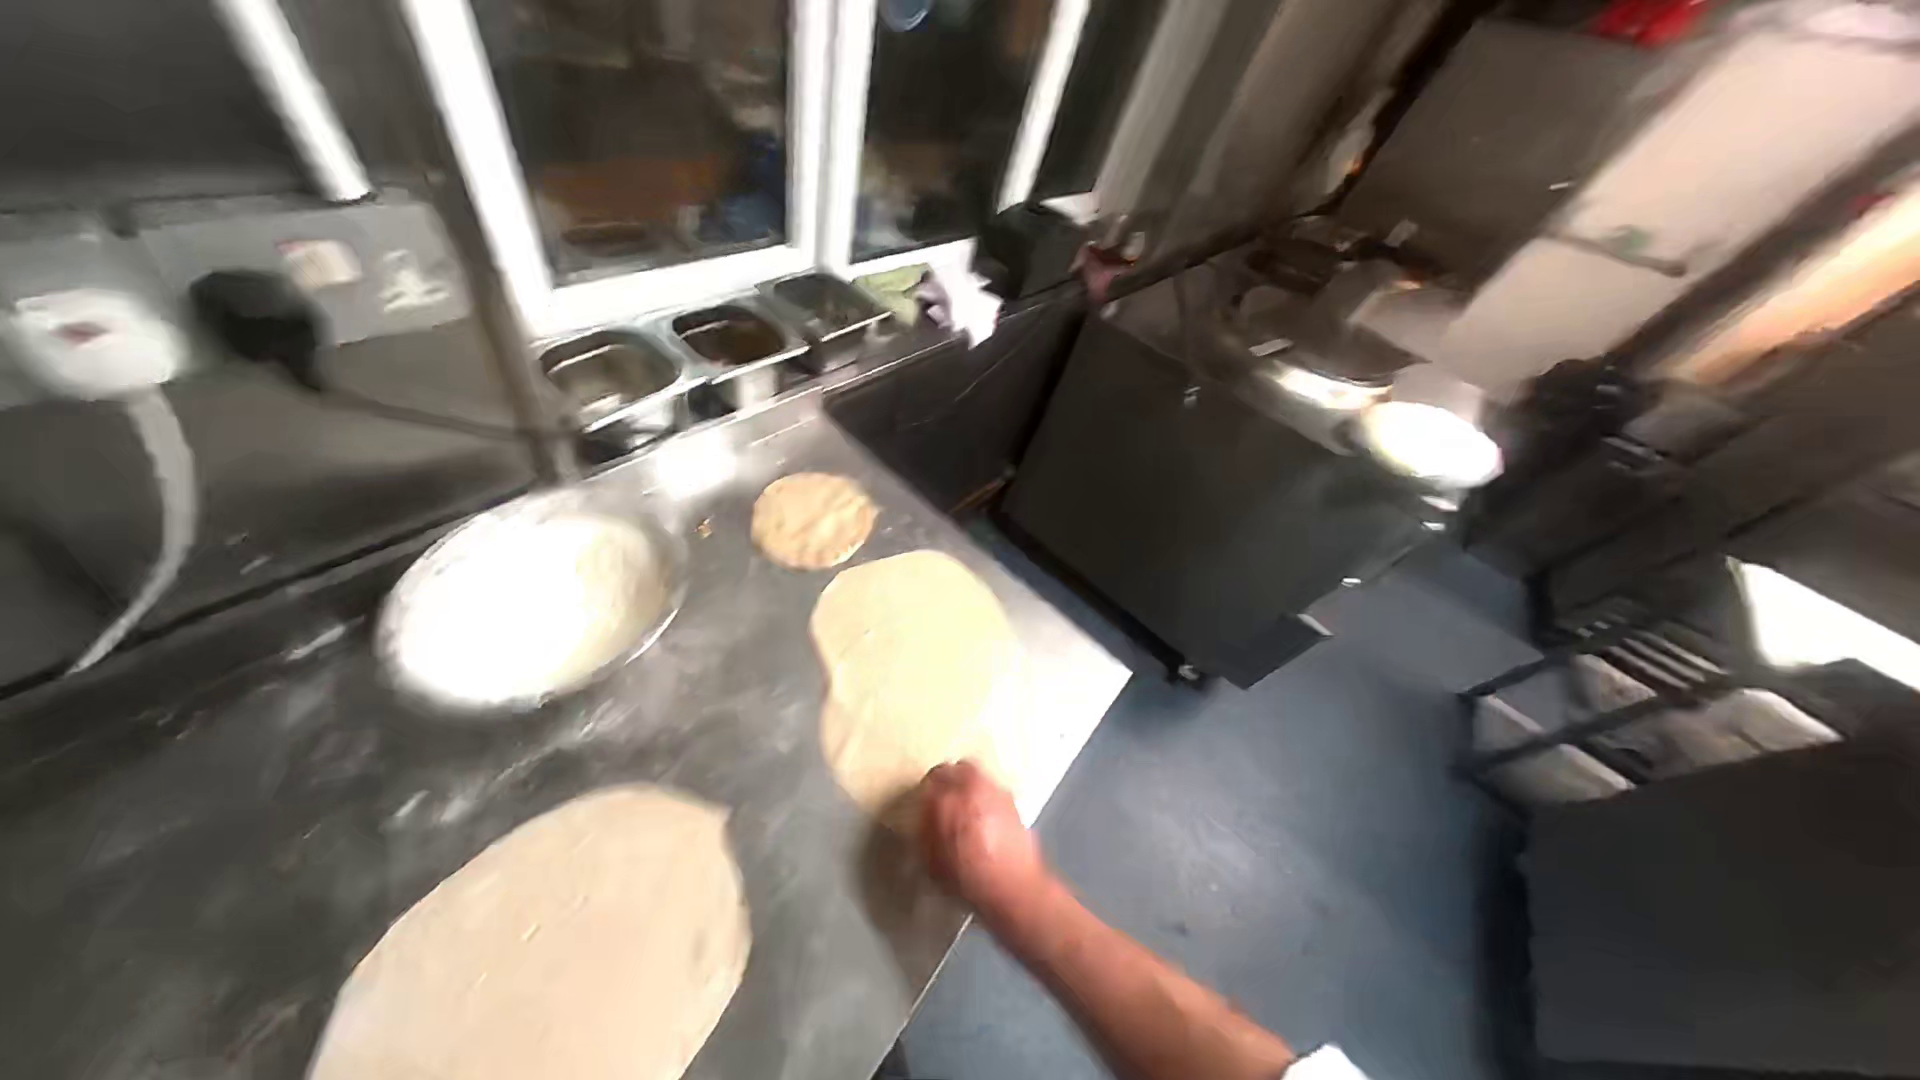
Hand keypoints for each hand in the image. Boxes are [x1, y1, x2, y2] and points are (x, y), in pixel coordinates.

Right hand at [918, 760, 1052, 923]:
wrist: (1014, 889)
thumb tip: (926, 817)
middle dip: (948, 777)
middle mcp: (971, 789)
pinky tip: (984, 813)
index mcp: (945, 803)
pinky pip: (992, 787)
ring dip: (967, 782)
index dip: (926, 790)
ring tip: (965, 801)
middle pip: (955, 768)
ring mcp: (994, 791)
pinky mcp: (1011, 800)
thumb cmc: (969, 882)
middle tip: (944, 793)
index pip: (930, 780)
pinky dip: (985, 794)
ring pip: (975, 773)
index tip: (926, 801)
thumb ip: (926, 833)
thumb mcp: (933, 863)